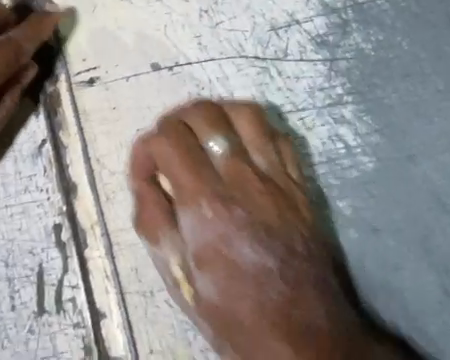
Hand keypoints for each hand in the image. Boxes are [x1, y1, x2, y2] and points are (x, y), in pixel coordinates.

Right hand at [131, 101, 405, 359]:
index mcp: (206, 205)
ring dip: (217, 116)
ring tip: (204, 136)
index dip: (146, 148)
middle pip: (204, 113)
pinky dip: (253, 130)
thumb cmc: (235, 316)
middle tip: (170, 147)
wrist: (305, 341)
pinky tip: (242, 147)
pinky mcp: (300, 187)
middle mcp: (241, 181)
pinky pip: (278, 135)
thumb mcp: (179, 280)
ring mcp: (276, 180)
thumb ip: (154, 222)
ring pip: (244, 112)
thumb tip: (144, 180)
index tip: (146, 172)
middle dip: (176, 121)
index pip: (167, 138)